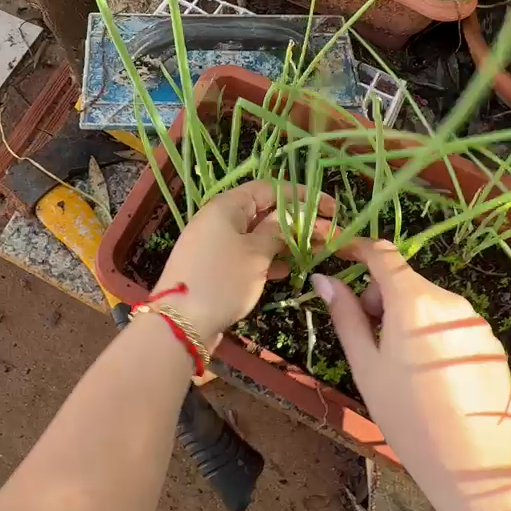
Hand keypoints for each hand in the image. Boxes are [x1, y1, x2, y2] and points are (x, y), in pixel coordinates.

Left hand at [153, 180, 335, 344]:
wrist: (179, 322)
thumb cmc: (221, 280)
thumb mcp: (255, 254)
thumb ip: (276, 232)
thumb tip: (289, 218)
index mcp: (227, 206)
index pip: (269, 189)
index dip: (301, 195)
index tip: (330, 206)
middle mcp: (220, 219)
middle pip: (264, 211)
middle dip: (296, 221)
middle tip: (327, 235)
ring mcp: (216, 243)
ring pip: (257, 235)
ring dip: (285, 242)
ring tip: (314, 252)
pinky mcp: (215, 267)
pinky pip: (247, 254)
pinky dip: (267, 259)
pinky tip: (287, 270)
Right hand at [311, 239, 510, 508]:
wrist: (477, 468)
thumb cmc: (408, 416)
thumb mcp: (366, 366)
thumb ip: (346, 315)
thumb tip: (324, 279)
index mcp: (413, 299)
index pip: (382, 253)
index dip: (358, 249)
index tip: (340, 257)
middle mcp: (448, 300)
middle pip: (404, 280)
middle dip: (380, 298)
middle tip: (370, 340)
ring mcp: (475, 322)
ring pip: (428, 303)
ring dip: (407, 318)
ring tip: (402, 366)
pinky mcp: (491, 344)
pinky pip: (452, 325)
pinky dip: (433, 336)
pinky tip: (433, 378)